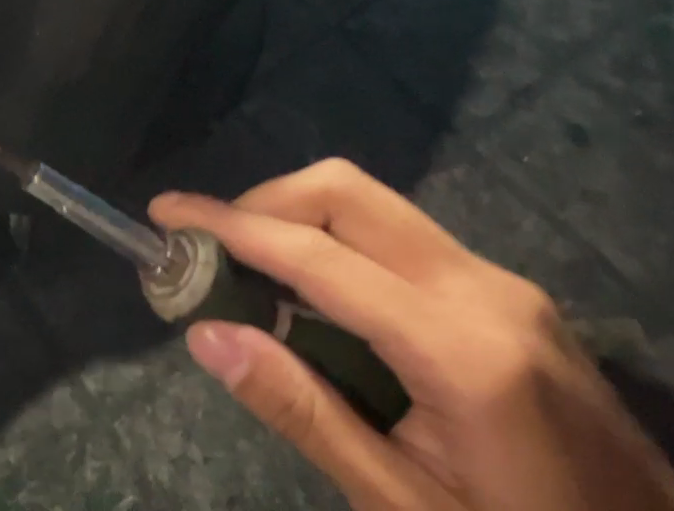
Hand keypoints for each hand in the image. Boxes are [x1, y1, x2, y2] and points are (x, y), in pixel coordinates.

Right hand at [151, 160, 673, 510]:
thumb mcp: (402, 503)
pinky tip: (318, 301)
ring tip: (252, 274)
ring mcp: (505, 286)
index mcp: (459, 348)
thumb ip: (302, 410)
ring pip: (373, 206)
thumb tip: (204, 333)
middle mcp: (484, 290)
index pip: (315, 255)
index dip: (228, 225)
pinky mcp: (509, 295)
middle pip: (346, 193)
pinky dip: (338, 244)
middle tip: (211, 245)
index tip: (164, 212)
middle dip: (264, 201)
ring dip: (298, 218)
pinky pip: (401, 239)